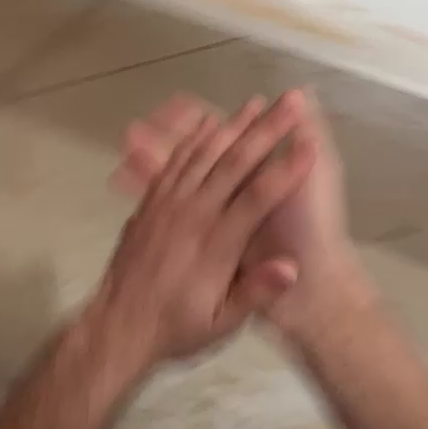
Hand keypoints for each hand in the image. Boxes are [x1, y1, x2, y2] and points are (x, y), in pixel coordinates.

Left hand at [81, 97, 314, 376]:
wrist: (118, 326)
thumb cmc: (178, 327)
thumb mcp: (220, 325)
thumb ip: (254, 292)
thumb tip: (291, 267)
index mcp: (216, 245)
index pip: (257, 198)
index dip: (285, 170)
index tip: (310, 144)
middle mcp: (193, 215)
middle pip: (235, 163)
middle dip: (266, 129)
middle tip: (291, 101)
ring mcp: (169, 202)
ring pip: (206, 153)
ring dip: (234, 125)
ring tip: (258, 102)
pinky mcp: (152, 199)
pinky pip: (176, 160)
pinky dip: (195, 136)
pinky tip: (211, 120)